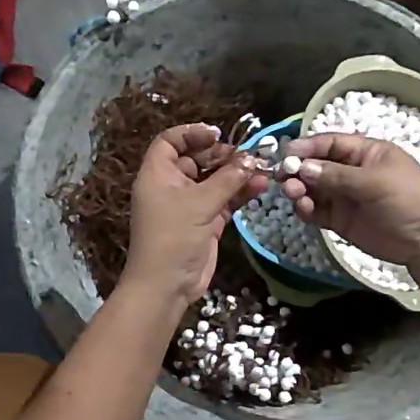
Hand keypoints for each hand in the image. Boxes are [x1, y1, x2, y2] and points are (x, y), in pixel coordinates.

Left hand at [122, 124, 268, 302]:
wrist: (167, 284)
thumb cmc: (173, 237)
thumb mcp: (199, 203)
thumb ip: (227, 179)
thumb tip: (251, 160)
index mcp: (157, 174)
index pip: (170, 141)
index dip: (192, 134)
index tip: (217, 134)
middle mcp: (171, 186)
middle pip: (196, 159)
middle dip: (223, 156)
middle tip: (247, 156)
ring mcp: (189, 205)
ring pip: (214, 181)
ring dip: (236, 175)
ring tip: (261, 170)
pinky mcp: (205, 222)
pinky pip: (223, 200)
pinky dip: (239, 194)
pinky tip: (260, 187)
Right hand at [280, 133, 419, 264]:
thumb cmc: (408, 199)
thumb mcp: (373, 181)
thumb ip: (336, 175)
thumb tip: (302, 167)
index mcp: (365, 153)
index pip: (330, 143)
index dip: (307, 147)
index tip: (286, 153)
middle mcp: (352, 172)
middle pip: (316, 166)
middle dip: (299, 170)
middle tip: (284, 178)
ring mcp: (345, 197)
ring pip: (313, 189)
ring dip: (300, 190)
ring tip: (294, 195)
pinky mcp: (341, 220)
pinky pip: (317, 211)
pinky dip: (307, 210)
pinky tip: (303, 210)